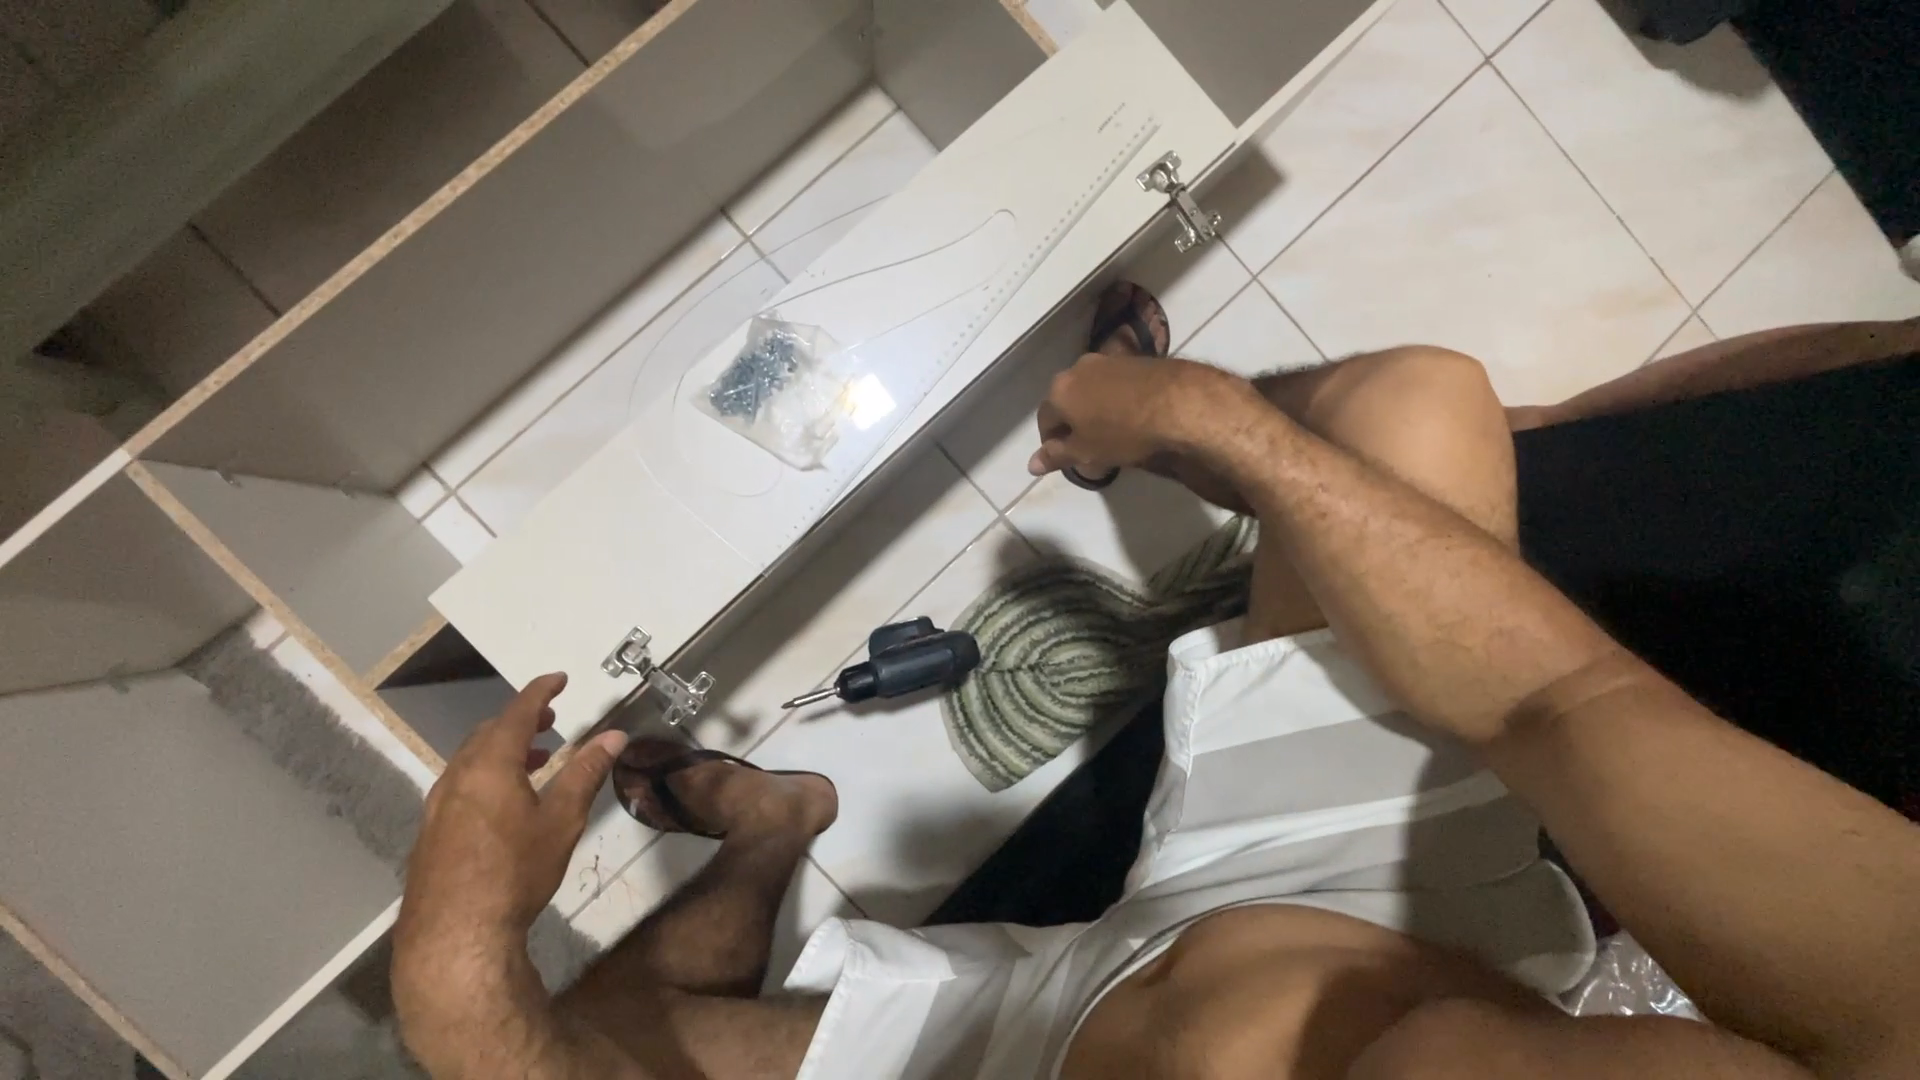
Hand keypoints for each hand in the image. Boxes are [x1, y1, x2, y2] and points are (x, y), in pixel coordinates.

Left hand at [397, 674, 628, 959]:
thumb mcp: (562, 819)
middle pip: (489, 733)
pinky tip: (505, 801)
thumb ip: (585, 772)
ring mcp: (438, 807)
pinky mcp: (431, 834)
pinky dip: (486, 774)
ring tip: (536, 758)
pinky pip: (460, 785)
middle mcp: (457, 778)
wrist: (454, 937)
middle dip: (521, 720)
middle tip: (551, 719)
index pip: (517, 713)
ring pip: (470, 760)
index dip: (540, 692)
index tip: (559, 679)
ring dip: (503, 749)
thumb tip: (613, 735)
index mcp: (489, 765)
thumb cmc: (516, 871)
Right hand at [1028, 353, 1255, 476]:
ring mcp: (1108, 360)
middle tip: (1088, 446)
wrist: (1179, 404)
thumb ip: (1056, 457)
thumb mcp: (1086, 452)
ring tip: (1112, 431)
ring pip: (1092, 389)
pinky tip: (1133, 415)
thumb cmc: (1123, 433)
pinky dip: (1117, 399)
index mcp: (1059, 391)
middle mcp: (1078, 369)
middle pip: (1067, 400)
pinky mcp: (1136, 358)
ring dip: (1095, 409)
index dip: (1052, 442)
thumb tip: (1031, 465)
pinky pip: (1116, 383)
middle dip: (1073, 422)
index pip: (1044, 420)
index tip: (1065, 457)